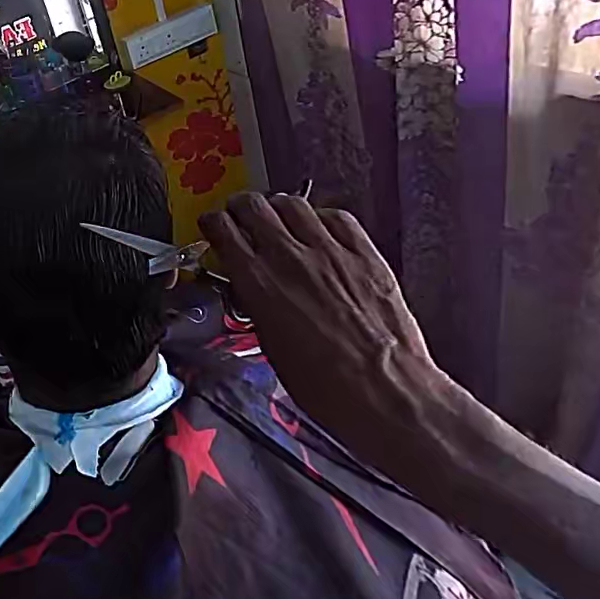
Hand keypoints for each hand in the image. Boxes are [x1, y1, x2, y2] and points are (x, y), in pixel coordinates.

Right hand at [200, 194, 454, 470]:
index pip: (222, 229)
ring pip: (292, 203)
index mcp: (257, 282)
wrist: (387, 394)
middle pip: (253, 206)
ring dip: (277, 207)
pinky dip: (321, 217)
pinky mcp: (365, 255)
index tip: (213, 224)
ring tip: (278, 217)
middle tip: (241, 215)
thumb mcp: (267, 341)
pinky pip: (337, 217)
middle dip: (240, 207)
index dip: (212, 221)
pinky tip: (320, 228)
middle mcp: (287, 257)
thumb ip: (254, 300)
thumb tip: (250, 284)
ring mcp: (329, 252)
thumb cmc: (322, 384)